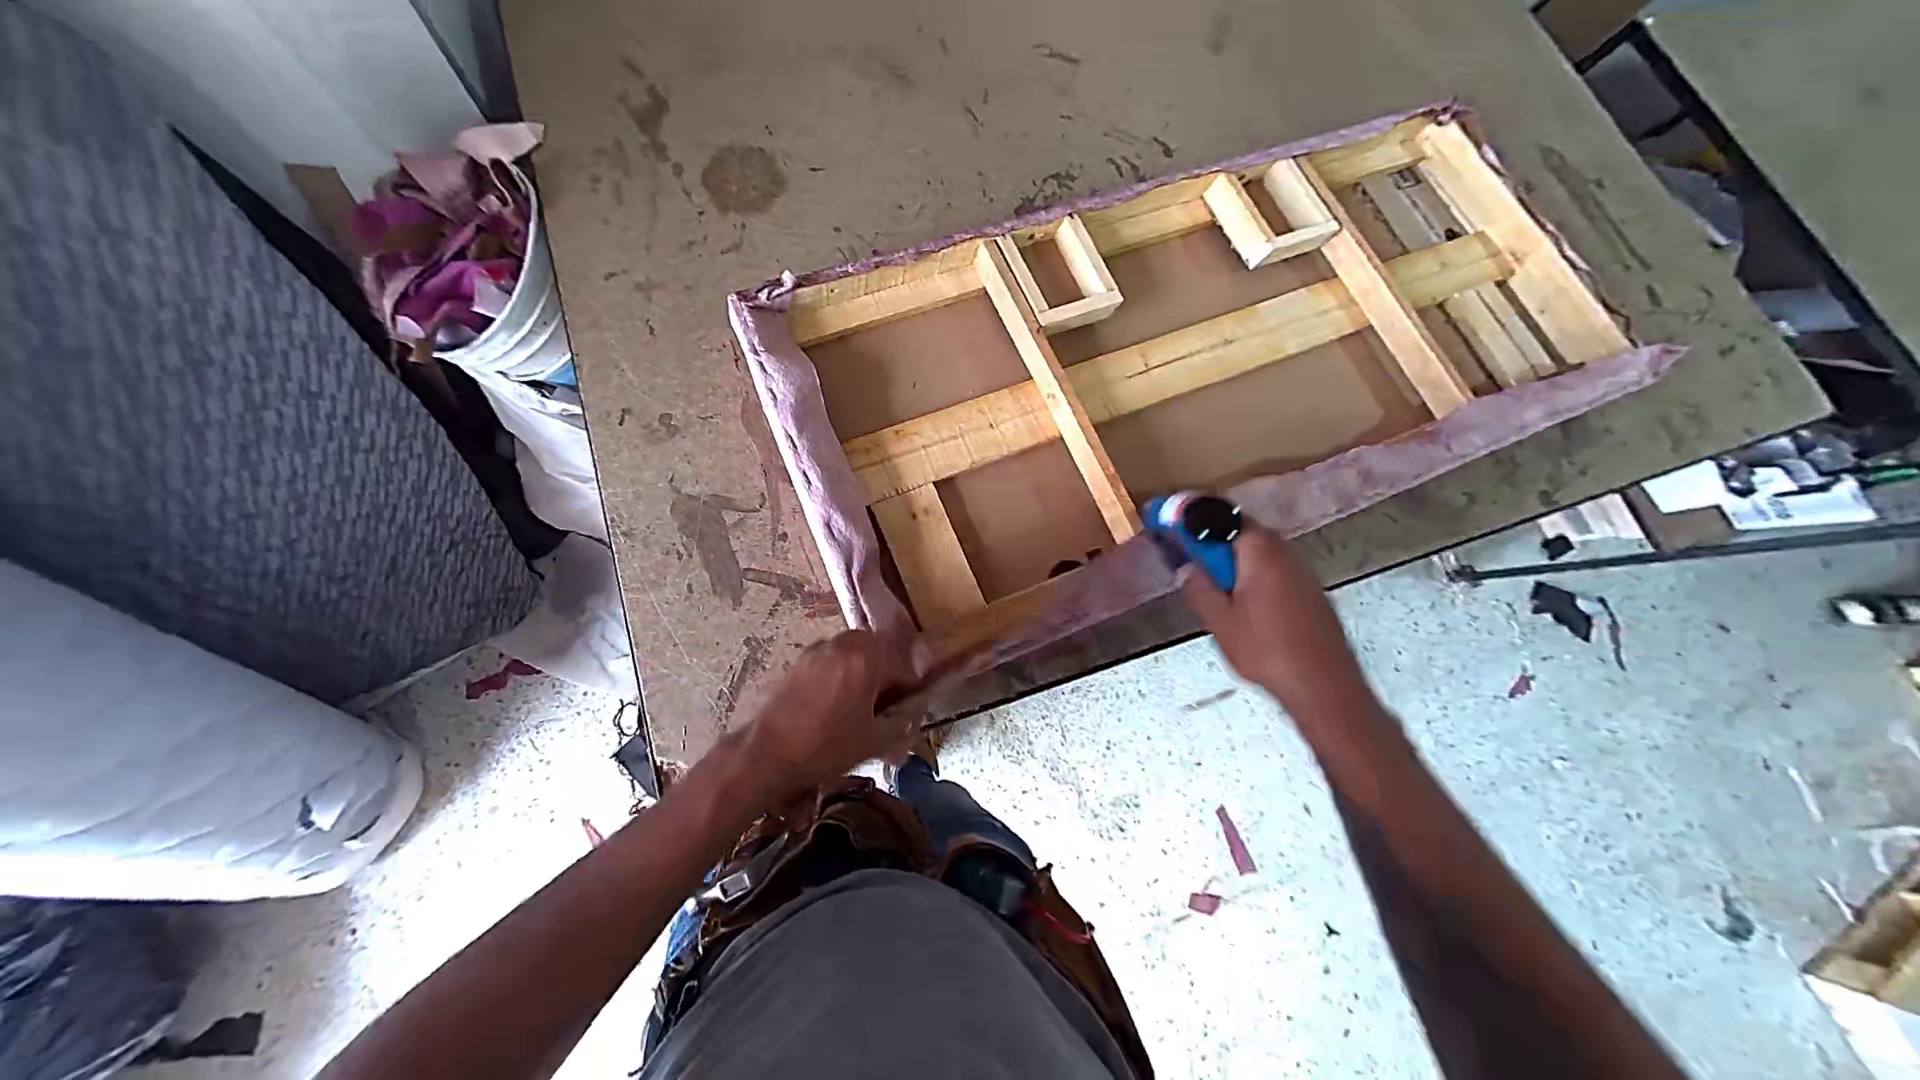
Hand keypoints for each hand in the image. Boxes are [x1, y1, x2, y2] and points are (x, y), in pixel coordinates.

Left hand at [737, 630, 919, 799]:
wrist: (766, 756)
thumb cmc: (825, 747)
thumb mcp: (875, 740)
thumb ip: (903, 721)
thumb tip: (914, 711)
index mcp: (866, 655)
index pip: (906, 666)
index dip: (910, 691)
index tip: (907, 712)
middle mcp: (842, 642)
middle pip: (881, 654)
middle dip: (886, 679)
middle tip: (883, 711)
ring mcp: (817, 649)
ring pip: (855, 657)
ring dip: (863, 677)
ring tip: (857, 713)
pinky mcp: (800, 661)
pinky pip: (833, 664)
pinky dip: (840, 679)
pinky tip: (834, 710)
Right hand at [1179, 524, 1378, 726]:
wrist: (1321, 684)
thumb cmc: (1266, 649)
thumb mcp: (1218, 619)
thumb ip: (1198, 585)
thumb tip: (1188, 567)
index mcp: (1259, 549)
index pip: (1218, 516)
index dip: (1190, 518)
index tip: (1168, 522)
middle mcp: (1284, 551)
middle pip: (1240, 533)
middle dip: (1213, 544)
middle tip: (1189, 562)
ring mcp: (1302, 571)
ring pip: (1257, 555)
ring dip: (1233, 563)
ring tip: (1214, 591)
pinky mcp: (1311, 592)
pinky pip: (1273, 572)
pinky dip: (1252, 578)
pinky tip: (1244, 608)